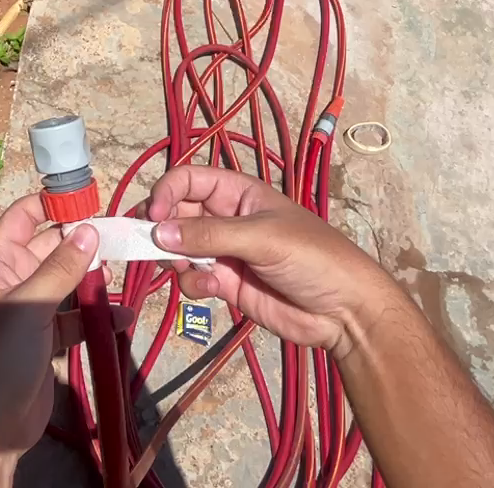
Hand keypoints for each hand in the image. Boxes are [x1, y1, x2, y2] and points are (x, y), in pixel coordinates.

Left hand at [0, 193, 114, 454]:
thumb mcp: (29, 307)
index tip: (86, 200)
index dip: (50, 205)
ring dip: (93, 279)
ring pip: (67, 282)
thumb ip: (60, 269)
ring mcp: (32, 309)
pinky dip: (97, 316)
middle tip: (118, 238)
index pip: (22, 218)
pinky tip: (122, 317)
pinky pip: (76, 317)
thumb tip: (89, 231)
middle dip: (81, 243)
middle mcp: (14, 279)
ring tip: (123, 274)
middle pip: (51, 248)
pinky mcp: (48, 338)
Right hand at [143, 166, 401, 355]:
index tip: (153, 216)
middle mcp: (224, 217)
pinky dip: (192, 282)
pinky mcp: (225, 283)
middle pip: (176, 213)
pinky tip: (209, 289)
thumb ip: (208, 235)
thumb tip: (155, 232)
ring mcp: (224, 251)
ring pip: (179, 247)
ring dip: (174, 257)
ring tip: (184, 269)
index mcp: (236, 192)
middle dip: (161, 228)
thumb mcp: (261, 238)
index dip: (166, 192)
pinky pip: (193, 277)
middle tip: (147, 245)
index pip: (188, 180)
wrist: (346, 313)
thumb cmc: (311, 257)